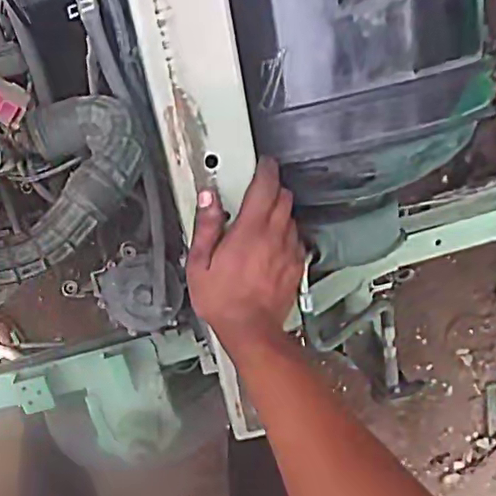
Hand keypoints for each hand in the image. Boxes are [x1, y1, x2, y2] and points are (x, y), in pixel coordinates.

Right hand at [186, 156, 306, 354]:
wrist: (250, 330)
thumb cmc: (223, 301)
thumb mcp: (199, 264)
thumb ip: (205, 227)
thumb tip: (208, 201)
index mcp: (249, 231)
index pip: (265, 186)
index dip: (265, 169)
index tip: (262, 164)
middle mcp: (274, 237)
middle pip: (284, 197)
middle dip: (272, 188)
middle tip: (258, 190)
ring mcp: (288, 251)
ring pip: (291, 217)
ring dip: (279, 211)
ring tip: (261, 220)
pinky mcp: (296, 266)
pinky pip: (295, 239)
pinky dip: (285, 234)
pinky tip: (272, 244)